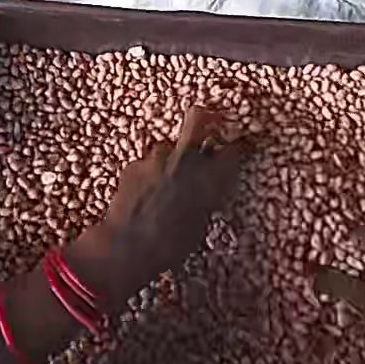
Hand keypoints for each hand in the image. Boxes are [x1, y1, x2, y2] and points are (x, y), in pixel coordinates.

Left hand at [71, 107, 248, 302]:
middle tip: (210, 120)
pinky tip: (145, 192)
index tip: (235, 147)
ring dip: (171, 156)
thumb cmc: (169, 245)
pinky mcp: (134, 165)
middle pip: (199, 117)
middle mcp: (185, 160)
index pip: (232, 149)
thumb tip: (204, 193)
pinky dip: (149, 173)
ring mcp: (157, 159)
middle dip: (206, 117)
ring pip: (168, 145)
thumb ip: (205, 199)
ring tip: (167, 178)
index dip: (235, 147)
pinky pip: (146, 163)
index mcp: (210, 177)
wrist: (129, 246)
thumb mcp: (200, 224)